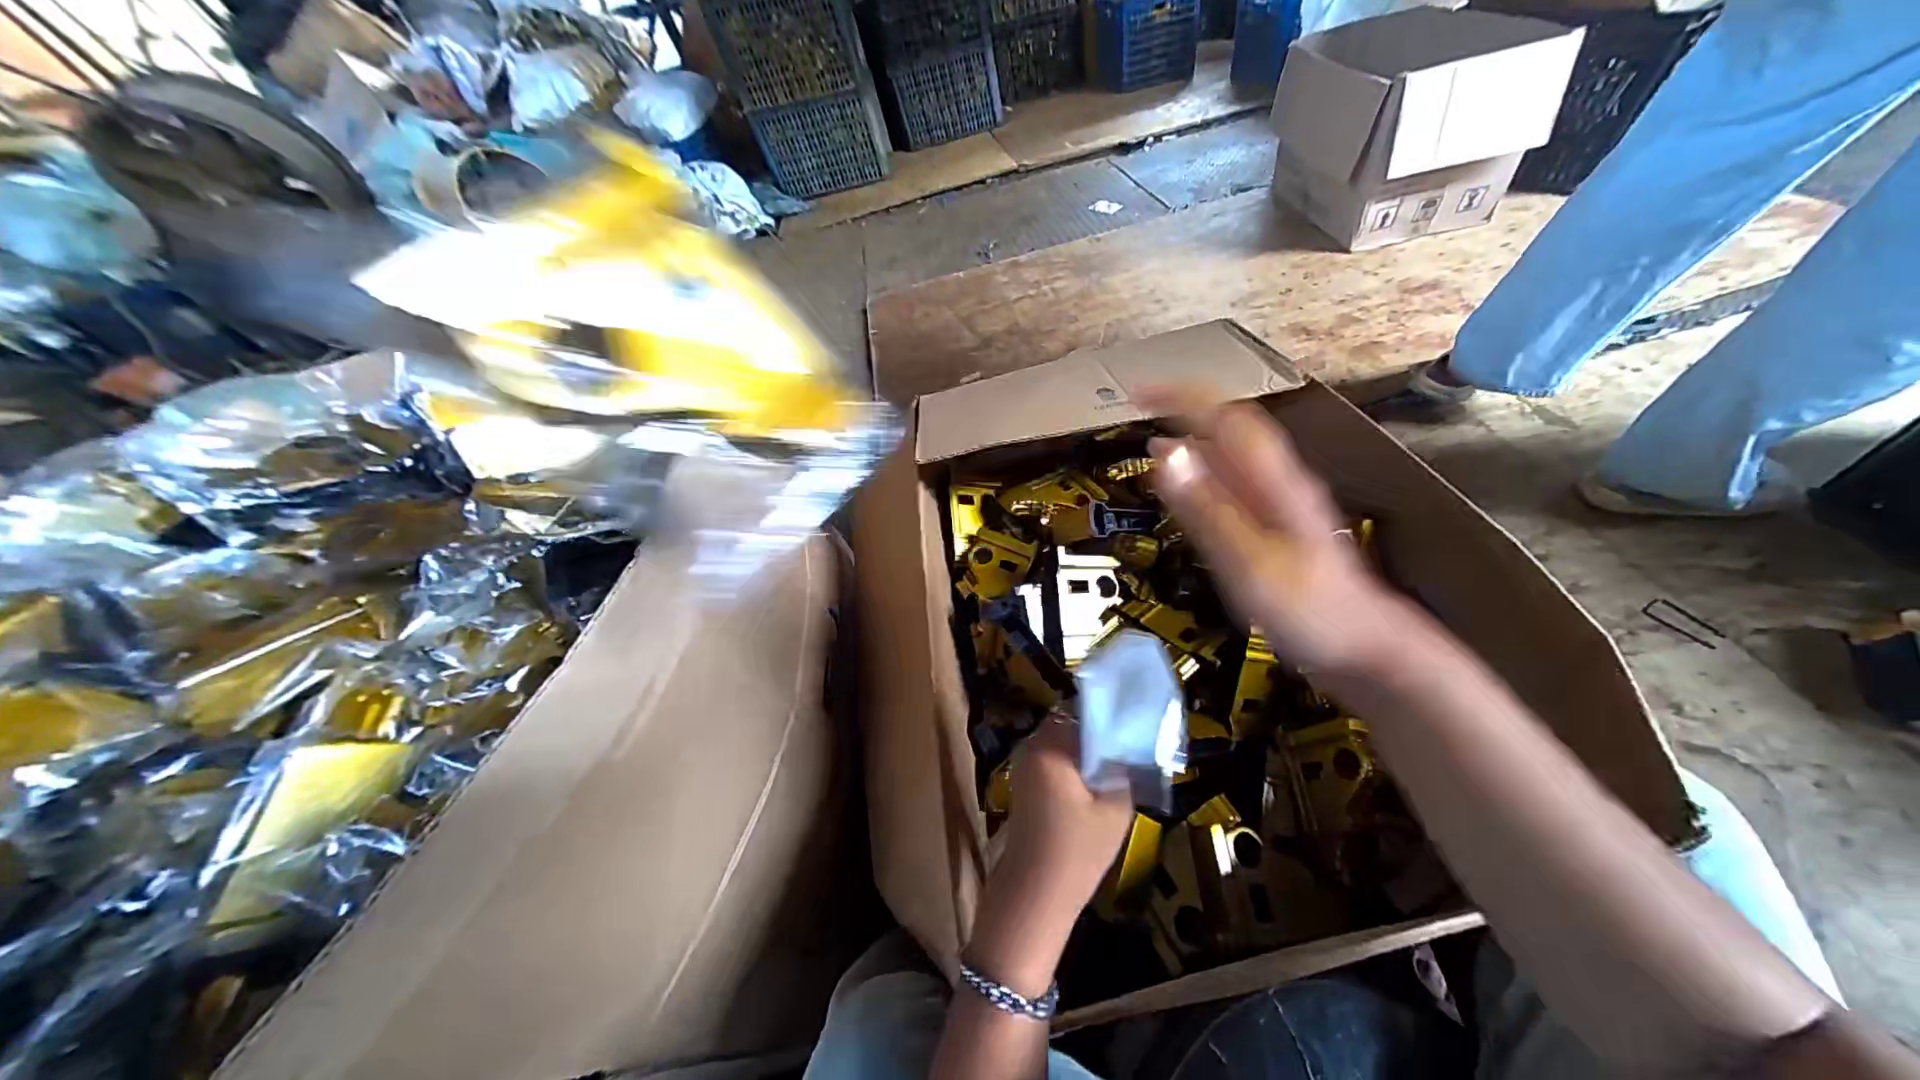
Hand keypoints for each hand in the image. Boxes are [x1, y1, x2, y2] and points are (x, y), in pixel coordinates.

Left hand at [1000, 718, 1135, 908]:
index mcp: (1049, 747)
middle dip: (1098, 735)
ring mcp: (1024, 768)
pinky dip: (1073, 768)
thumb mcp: (1115, 809)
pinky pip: (1053, 763)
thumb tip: (1128, 752)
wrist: (1035, 892)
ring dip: (1086, 753)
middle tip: (1130, 747)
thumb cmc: (1077, 850)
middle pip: (1069, 727)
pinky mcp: (1024, 786)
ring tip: (1119, 766)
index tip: (1135, 725)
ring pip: (1061, 746)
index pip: (1082, 713)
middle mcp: (1030, 749)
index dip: (1110, 717)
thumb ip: (1124, 772)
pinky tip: (1097, 786)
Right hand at [1140, 386, 1408, 675]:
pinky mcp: (1273, 526)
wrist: (1362, 645)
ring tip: (1155, 443)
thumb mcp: (1249, 559)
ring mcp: (1277, 504)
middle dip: (1185, 410)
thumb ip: (1206, 508)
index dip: (1183, 398)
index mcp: (1274, 482)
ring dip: (1192, 440)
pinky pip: (1232, 484)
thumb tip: (1168, 457)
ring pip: (1231, 455)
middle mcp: (1277, 483)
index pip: (1226, 418)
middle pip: (1230, 428)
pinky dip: (1203, 474)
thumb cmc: (1311, 607)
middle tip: (1144, 409)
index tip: (1142, 392)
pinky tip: (1188, 486)